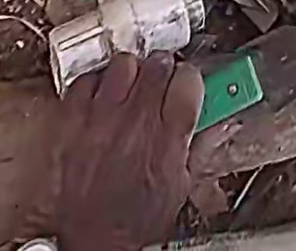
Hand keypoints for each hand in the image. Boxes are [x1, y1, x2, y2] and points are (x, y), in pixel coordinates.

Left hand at [51, 53, 204, 250]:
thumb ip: (201, 147)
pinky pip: (87, 79)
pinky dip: (95, 86)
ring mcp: (101, 117)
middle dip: (163, 70)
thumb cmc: (132, 222)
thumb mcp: (178, 188)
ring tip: (130, 90)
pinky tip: (101, 101)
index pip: (189, 78)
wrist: (85, 244)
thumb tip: (224, 121)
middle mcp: (136, 121)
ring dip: (130, 73)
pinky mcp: (72, 119)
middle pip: (158, 64)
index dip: (189, 79)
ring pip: (124, 63)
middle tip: (160, 84)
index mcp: (167, 138)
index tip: (186, 84)